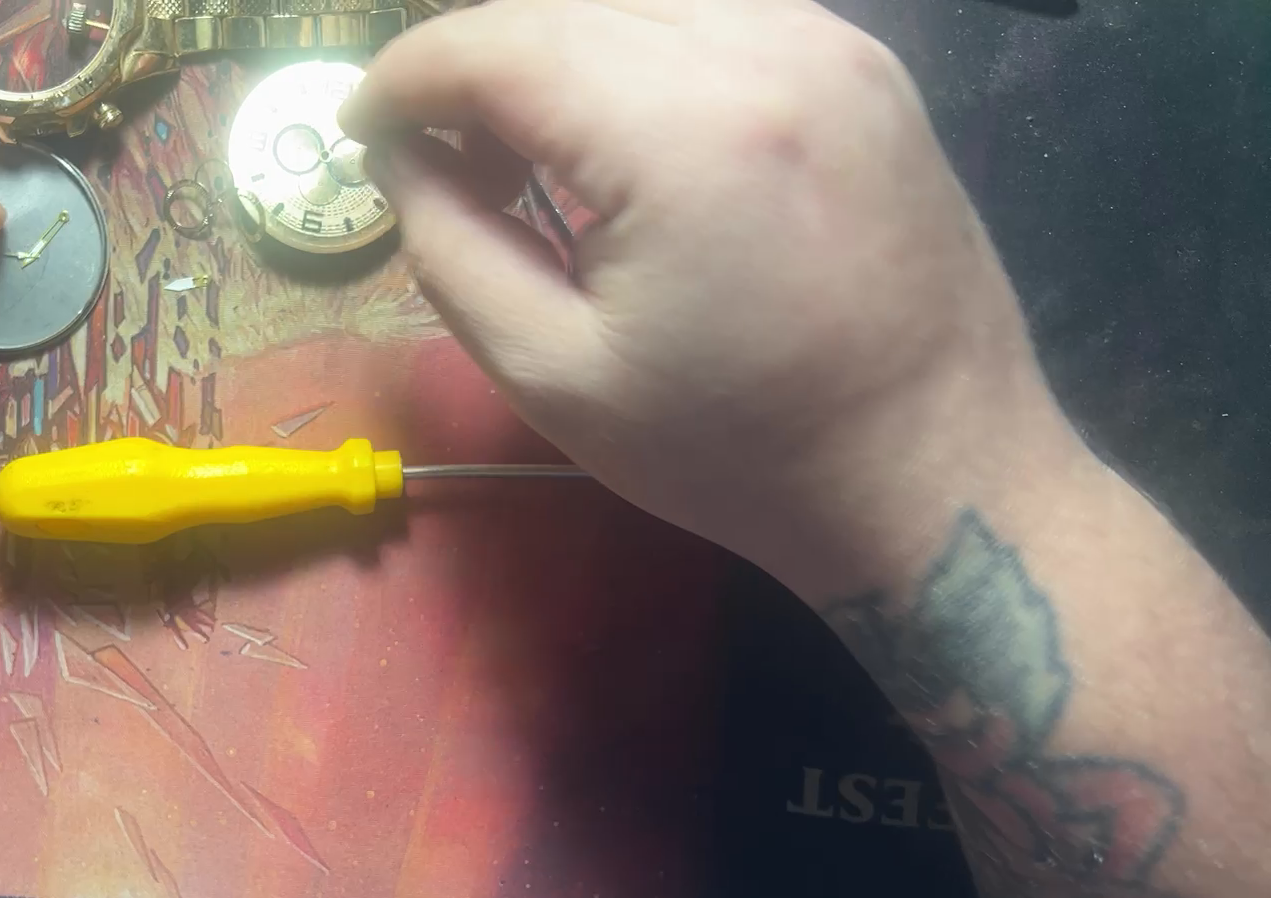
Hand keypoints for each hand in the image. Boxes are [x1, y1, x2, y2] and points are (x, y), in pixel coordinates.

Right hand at [341, 0, 1081, 588]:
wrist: (918, 471)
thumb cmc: (719, 448)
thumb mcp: (548, 371)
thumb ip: (450, 250)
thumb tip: (400, 157)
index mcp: (682, 131)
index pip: (501, 43)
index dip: (405, 74)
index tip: (357, 127)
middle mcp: (766, 44)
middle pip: (562, 4)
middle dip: (468, 71)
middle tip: (434, 167)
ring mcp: (830, 41)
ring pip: (631, 4)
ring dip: (542, 66)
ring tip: (514, 166)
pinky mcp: (857, 67)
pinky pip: (699, 24)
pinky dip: (618, 67)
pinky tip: (604, 151)